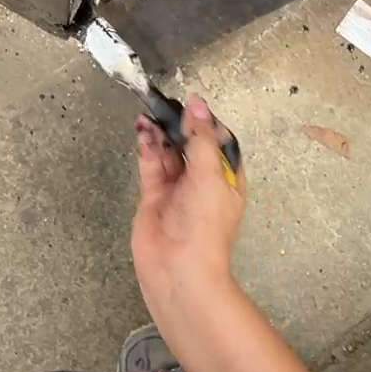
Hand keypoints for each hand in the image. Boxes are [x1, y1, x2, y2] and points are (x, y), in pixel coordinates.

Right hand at [131, 95, 244, 305]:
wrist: (179, 268)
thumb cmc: (204, 223)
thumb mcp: (211, 175)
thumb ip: (201, 138)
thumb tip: (198, 106)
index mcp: (227, 178)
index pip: (219, 142)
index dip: (207, 122)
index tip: (192, 104)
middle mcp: (203, 181)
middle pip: (191, 144)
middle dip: (180, 124)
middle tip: (165, 103)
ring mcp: (177, 189)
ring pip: (168, 152)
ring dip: (160, 133)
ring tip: (148, 112)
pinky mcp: (154, 195)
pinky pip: (151, 165)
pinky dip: (147, 147)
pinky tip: (142, 131)